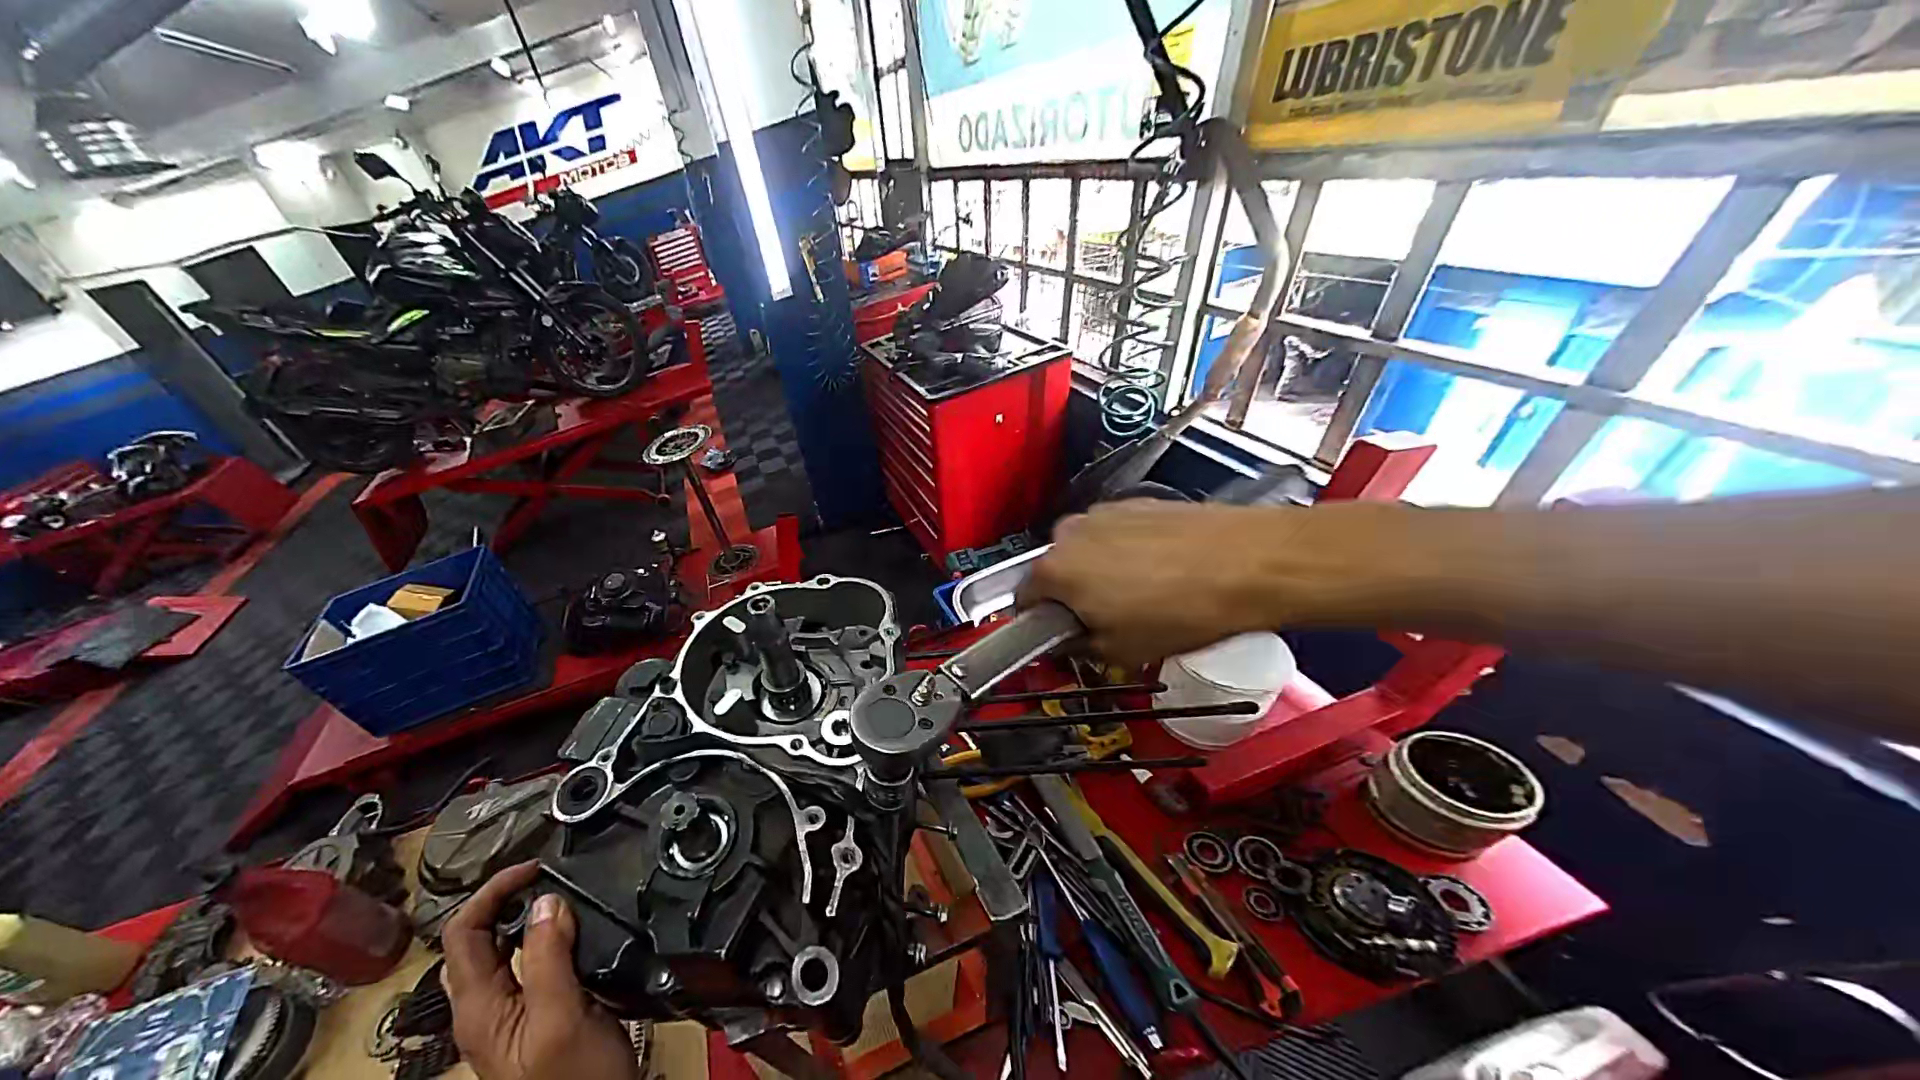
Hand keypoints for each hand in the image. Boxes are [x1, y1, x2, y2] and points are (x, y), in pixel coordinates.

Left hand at [443, 863, 638, 1079]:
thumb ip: (548, 958)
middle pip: (478, 939)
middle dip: (508, 898)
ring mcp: (510, 1013)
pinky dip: (548, 935)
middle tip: (550, 876)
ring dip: (528, 915)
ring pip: (505, 949)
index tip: (536, 868)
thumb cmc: (577, 1076)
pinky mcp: (537, 1014)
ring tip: (564, 894)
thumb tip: (546, 901)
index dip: (492, 892)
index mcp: (478, 1008)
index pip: (462, 933)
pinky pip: (531, 962)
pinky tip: (575, 930)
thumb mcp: (562, 1017)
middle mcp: (486, 1007)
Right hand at [1018, 499, 1390, 665]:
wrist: (1247, 564)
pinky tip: (1161, 575)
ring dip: (1101, 574)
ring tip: (1143, 598)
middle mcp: (1071, 534)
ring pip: (1086, 552)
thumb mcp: (1120, 652)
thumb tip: (1069, 642)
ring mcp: (1104, 514)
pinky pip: (1116, 535)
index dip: (1041, 623)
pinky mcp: (1135, 504)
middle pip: (1055, 572)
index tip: (1059, 634)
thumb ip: (1077, 647)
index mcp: (1055, 570)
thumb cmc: (1188, 607)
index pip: (1022, 600)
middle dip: (1074, 597)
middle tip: (1108, 622)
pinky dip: (1128, 554)